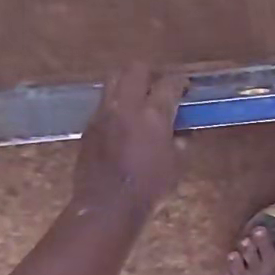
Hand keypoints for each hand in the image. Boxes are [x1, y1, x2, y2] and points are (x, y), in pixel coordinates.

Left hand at [73, 64, 187, 215]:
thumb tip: (182, 132)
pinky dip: (115, 105)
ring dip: (128, 83)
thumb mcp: (177, 165)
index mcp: (153, 115)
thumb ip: (181, 142)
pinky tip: (122, 122)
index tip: (185, 87)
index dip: (180, 82)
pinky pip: (103, 104)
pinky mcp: (89, 126)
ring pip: (113, 80)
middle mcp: (126, 106)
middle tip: (159, 85)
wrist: (108, 205)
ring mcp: (104, 114)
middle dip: (150, 72)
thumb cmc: (150, 187)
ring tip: (138, 98)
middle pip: (135, 69)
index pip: (169, 84)